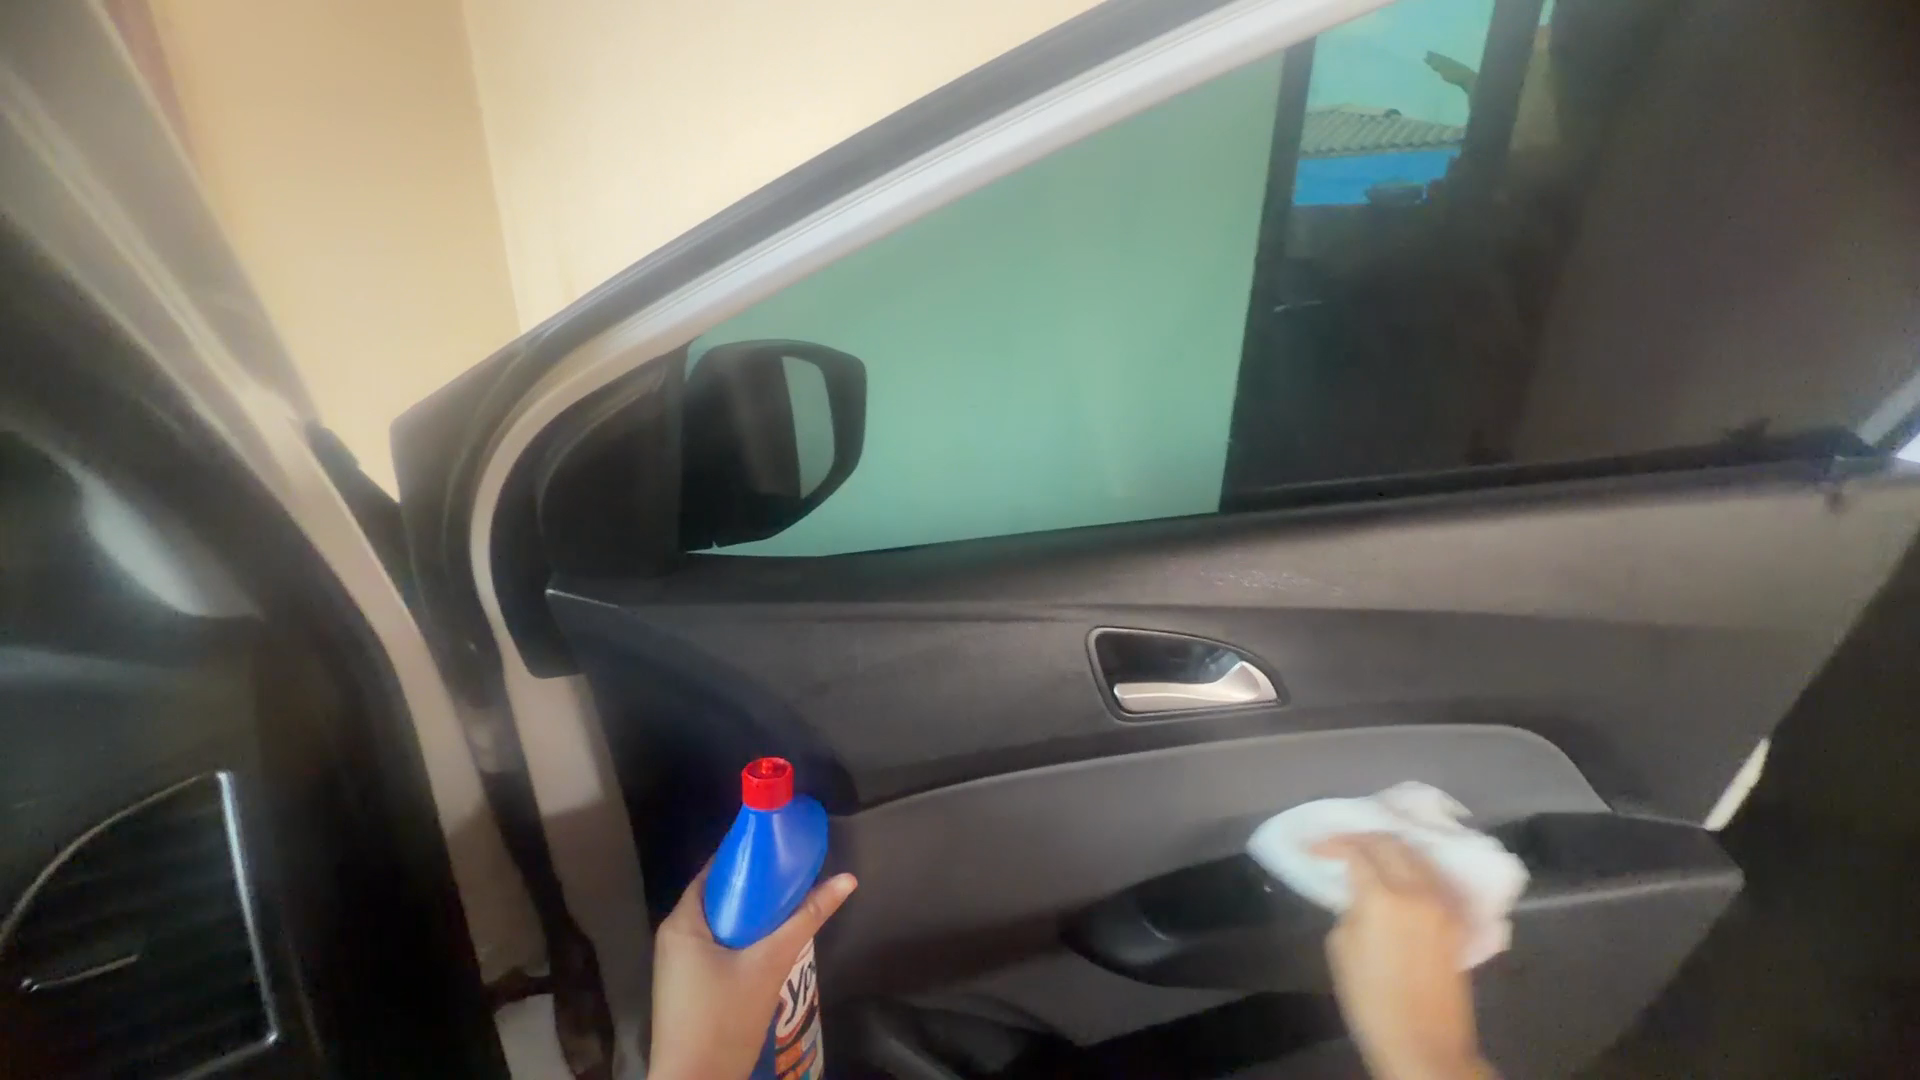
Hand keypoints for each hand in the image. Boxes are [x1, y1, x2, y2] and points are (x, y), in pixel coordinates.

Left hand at [648, 867, 857, 1079]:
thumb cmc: (724, 1019)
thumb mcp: (771, 963)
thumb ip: (807, 918)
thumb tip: (848, 879)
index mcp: (682, 922)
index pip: (715, 870)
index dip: (749, 855)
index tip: (782, 846)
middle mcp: (673, 937)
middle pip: (719, 896)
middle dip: (756, 886)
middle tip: (794, 874)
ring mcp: (677, 966)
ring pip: (719, 923)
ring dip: (751, 914)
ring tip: (790, 902)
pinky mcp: (686, 987)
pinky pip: (716, 946)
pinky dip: (742, 938)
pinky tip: (770, 941)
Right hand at [1314, 834, 1495, 1079]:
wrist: (1424, 1045)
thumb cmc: (1370, 999)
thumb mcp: (1340, 945)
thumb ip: (1348, 908)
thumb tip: (1357, 895)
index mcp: (1383, 897)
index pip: (1355, 850)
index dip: (1330, 844)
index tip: (1312, 849)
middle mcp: (1417, 892)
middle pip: (1390, 843)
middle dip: (1360, 839)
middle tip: (1339, 846)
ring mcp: (1442, 906)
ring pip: (1416, 856)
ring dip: (1389, 849)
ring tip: (1367, 855)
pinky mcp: (1456, 922)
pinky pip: (1433, 879)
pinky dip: (1412, 868)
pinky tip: (1398, 875)